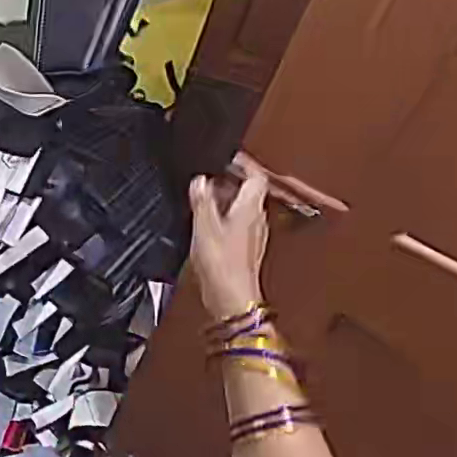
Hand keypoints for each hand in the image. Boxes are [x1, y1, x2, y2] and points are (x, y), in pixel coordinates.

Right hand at [189, 152, 271, 319]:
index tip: (226, 159)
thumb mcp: (204, 226)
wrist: (231, 297)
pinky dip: (223, 218)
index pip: (255, 176)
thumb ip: (202, 200)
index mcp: (251, 208)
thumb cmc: (222, 263)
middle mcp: (257, 219)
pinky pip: (237, 225)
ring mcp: (253, 235)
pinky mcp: (244, 249)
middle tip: (207, 179)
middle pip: (248, 191)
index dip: (242, 164)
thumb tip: (200, 180)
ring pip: (242, 208)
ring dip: (225, 200)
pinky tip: (206, 225)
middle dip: (228, 182)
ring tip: (203, 200)